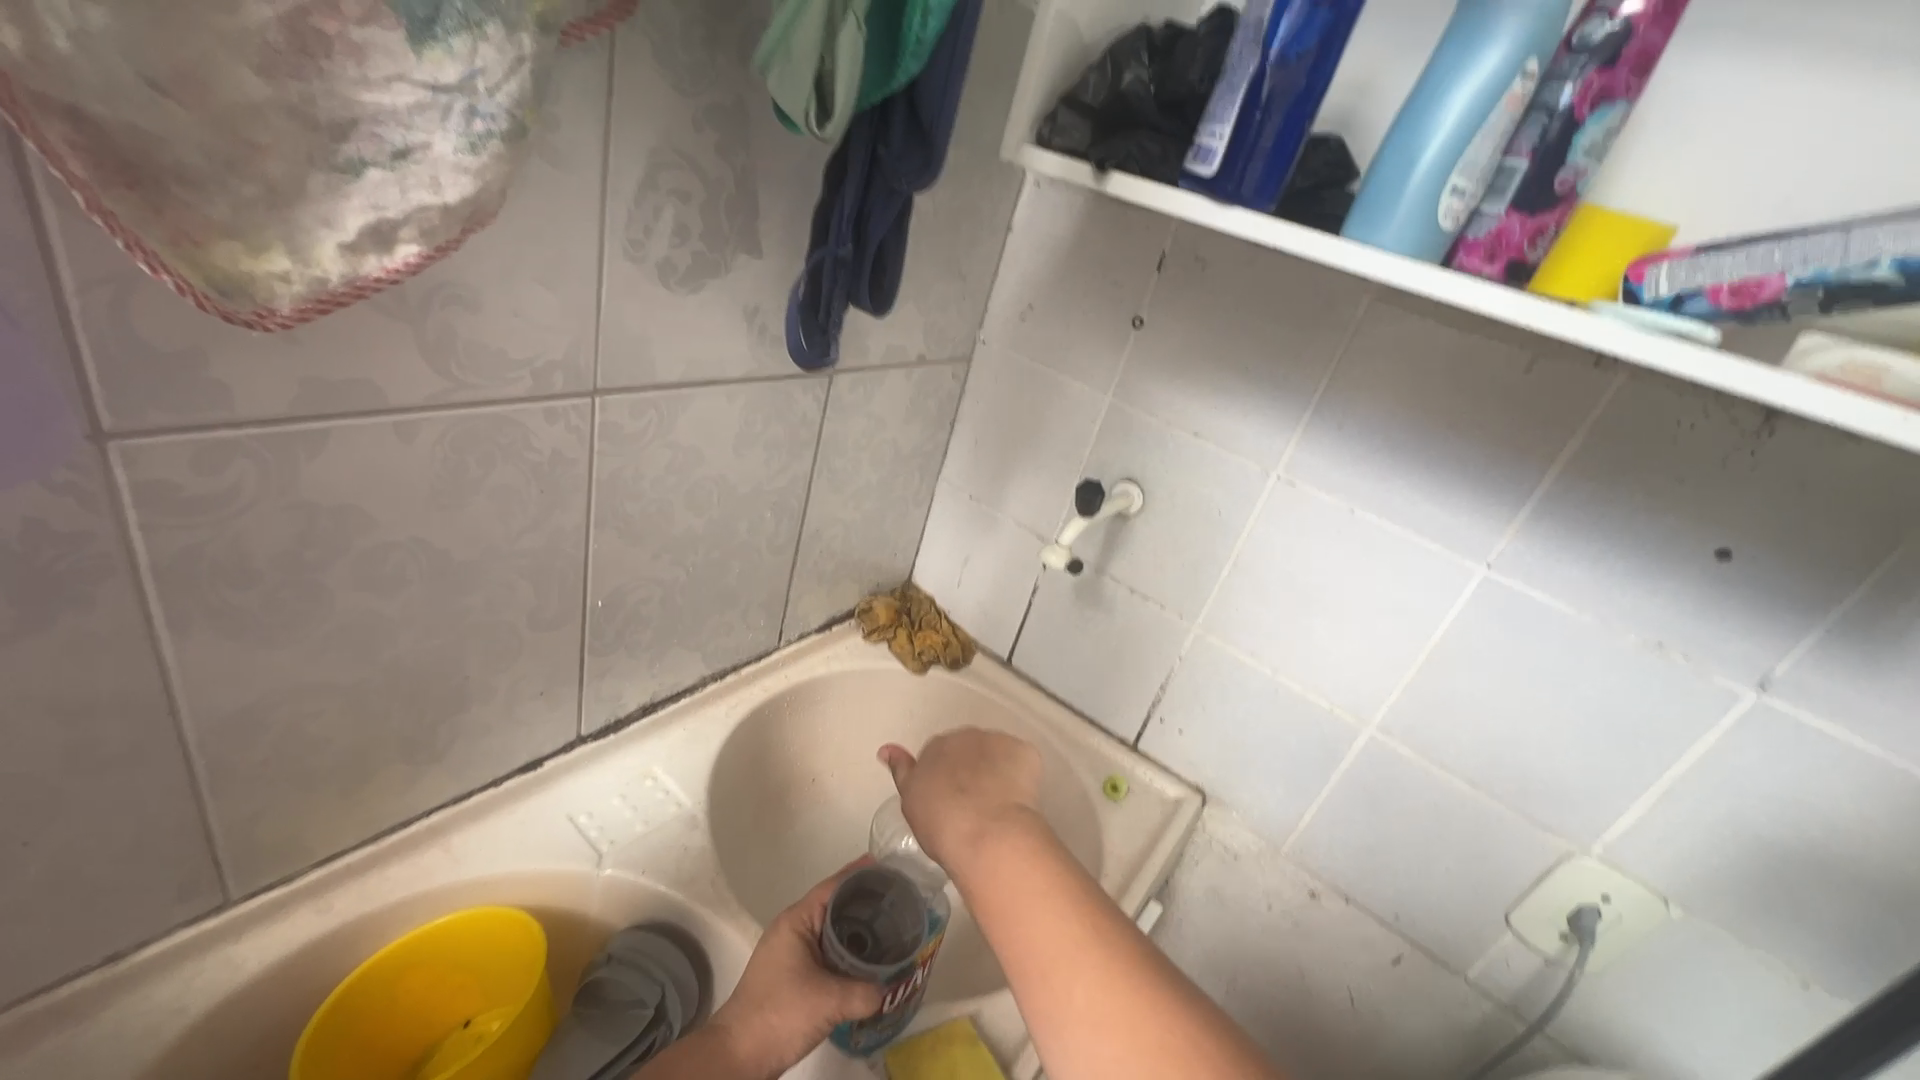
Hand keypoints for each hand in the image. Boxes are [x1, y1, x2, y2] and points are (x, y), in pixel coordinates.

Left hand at [707, 864, 883, 1078]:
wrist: (739, 1055)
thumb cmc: (780, 1014)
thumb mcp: (830, 1001)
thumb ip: (866, 992)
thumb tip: (889, 990)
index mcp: (797, 921)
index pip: (833, 887)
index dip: (861, 875)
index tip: (891, 870)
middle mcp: (794, 930)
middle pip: (835, 906)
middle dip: (866, 904)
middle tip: (900, 903)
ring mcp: (792, 954)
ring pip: (832, 932)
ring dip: (859, 932)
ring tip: (892, 931)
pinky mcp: (794, 976)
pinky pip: (829, 954)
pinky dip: (849, 954)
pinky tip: (870, 964)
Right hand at [878, 728, 1043, 870]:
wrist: (987, 833)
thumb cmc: (942, 824)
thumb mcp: (911, 801)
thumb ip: (902, 772)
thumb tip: (886, 750)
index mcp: (935, 747)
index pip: (939, 754)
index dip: (946, 778)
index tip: (950, 800)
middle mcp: (965, 735)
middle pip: (969, 749)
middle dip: (972, 769)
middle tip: (974, 803)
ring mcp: (997, 741)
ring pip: (997, 753)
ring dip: (997, 770)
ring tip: (997, 805)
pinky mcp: (1025, 752)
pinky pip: (1022, 760)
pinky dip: (1021, 775)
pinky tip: (1017, 800)